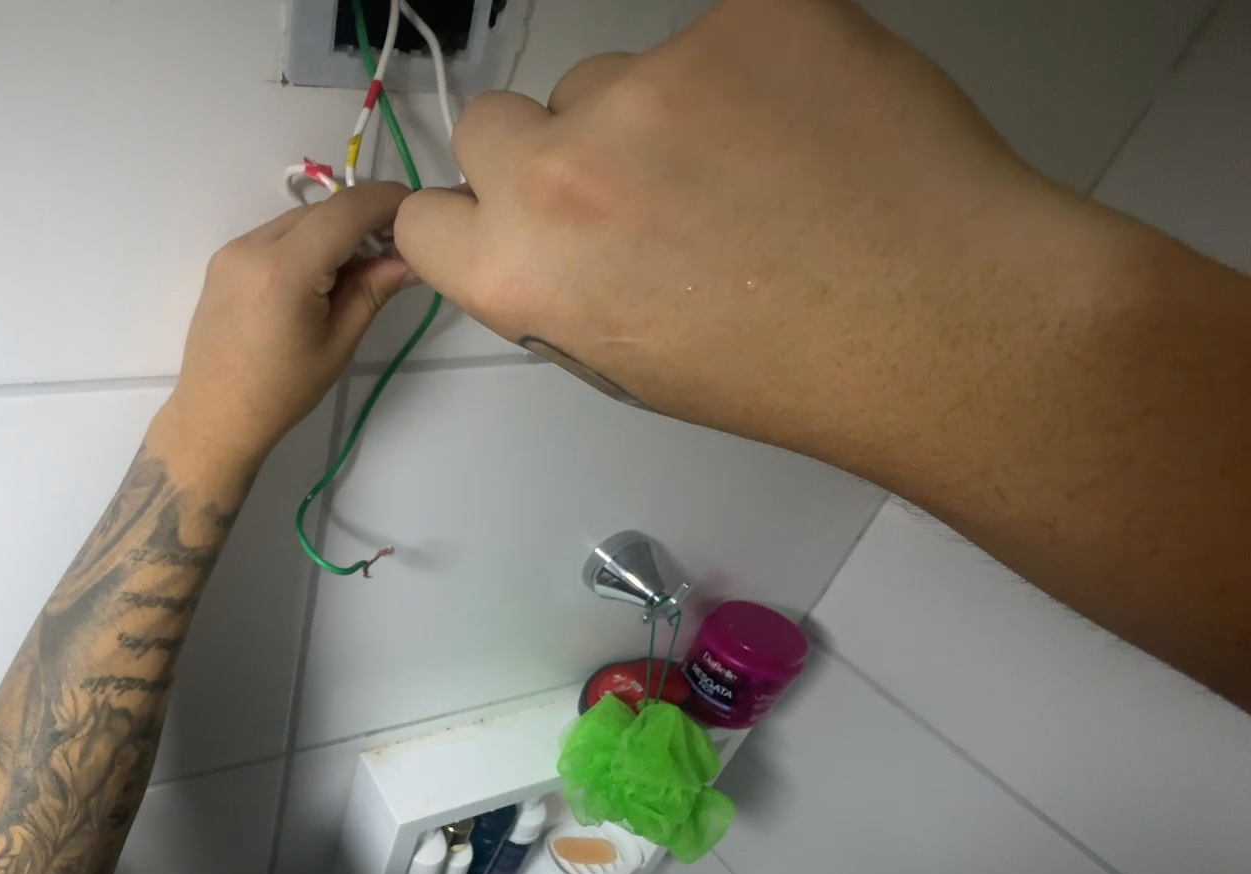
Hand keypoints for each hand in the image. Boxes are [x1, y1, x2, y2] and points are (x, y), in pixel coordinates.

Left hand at [158, 182, 416, 469]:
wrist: (215, 415)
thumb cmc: (281, 393)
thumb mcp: (338, 344)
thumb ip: (373, 291)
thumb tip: (412, 259)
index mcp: (285, 272)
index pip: (347, 210)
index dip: (388, 202)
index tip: (416, 214)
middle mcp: (253, 247)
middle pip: (323, 211)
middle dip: (363, 220)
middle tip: (393, 250)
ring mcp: (233, 250)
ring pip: (298, 220)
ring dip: (333, 232)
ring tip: (357, 269)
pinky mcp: (223, 260)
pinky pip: (274, 235)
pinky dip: (305, 243)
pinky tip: (319, 276)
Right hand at [394, 0, 1103, 453]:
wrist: (924, 318)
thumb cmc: (753, 366)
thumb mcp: (604, 353)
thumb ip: (541, 279)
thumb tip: (532, 230)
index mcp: (515, 272)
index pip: (421, 219)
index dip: (461, 223)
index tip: (502, 226)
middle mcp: (554, 173)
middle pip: (485, 123)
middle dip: (529, 153)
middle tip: (610, 189)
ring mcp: (647, 82)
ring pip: (597, 78)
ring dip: (632, 116)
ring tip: (723, 166)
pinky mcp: (745, 15)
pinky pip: (702, 36)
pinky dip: (728, 76)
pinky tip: (786, 128)